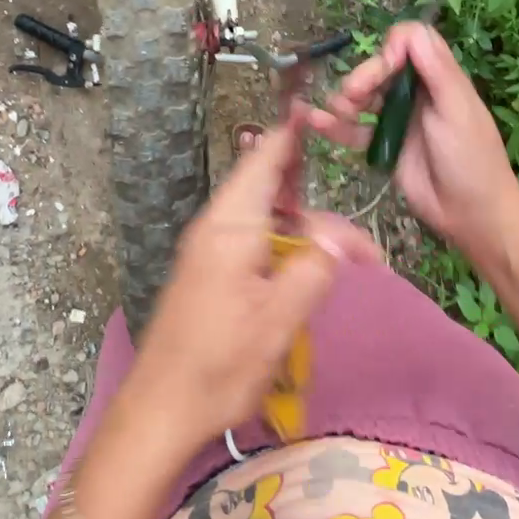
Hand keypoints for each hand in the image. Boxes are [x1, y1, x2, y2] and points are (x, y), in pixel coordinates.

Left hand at [123, 105, 378, 449]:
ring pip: (265, 218)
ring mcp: (210, 248)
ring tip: (341, 268)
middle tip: (359, 251)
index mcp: (231, 225)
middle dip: (316, 211)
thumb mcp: (278, 319)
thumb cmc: (219, 364)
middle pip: (272, 192)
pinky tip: (303, 275)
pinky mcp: (209, 271)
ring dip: (303, 234)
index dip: (290, 133)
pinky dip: (284, 248)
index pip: (263, 159)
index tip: (314, 109)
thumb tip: (336, 233)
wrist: (159, 409)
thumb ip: (312, 267)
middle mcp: (217, 226)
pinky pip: (254, 241)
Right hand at [308, 23, 518, 260]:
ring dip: (344, 98)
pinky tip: (314, 122)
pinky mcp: (383, 144)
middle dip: (362, 76)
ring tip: (337, 114)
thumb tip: (407, 30)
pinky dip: (333, 124)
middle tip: (353, 96)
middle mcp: (416, 91)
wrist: (471, 214)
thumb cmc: (471, 158)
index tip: (387, 69)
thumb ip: (436, 69)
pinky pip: (354, 128)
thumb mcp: (458, 109)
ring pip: (363, 95)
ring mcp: (398, 118)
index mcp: (439, 77)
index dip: (392, 49)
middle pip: (380, 67)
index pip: (409, 42)